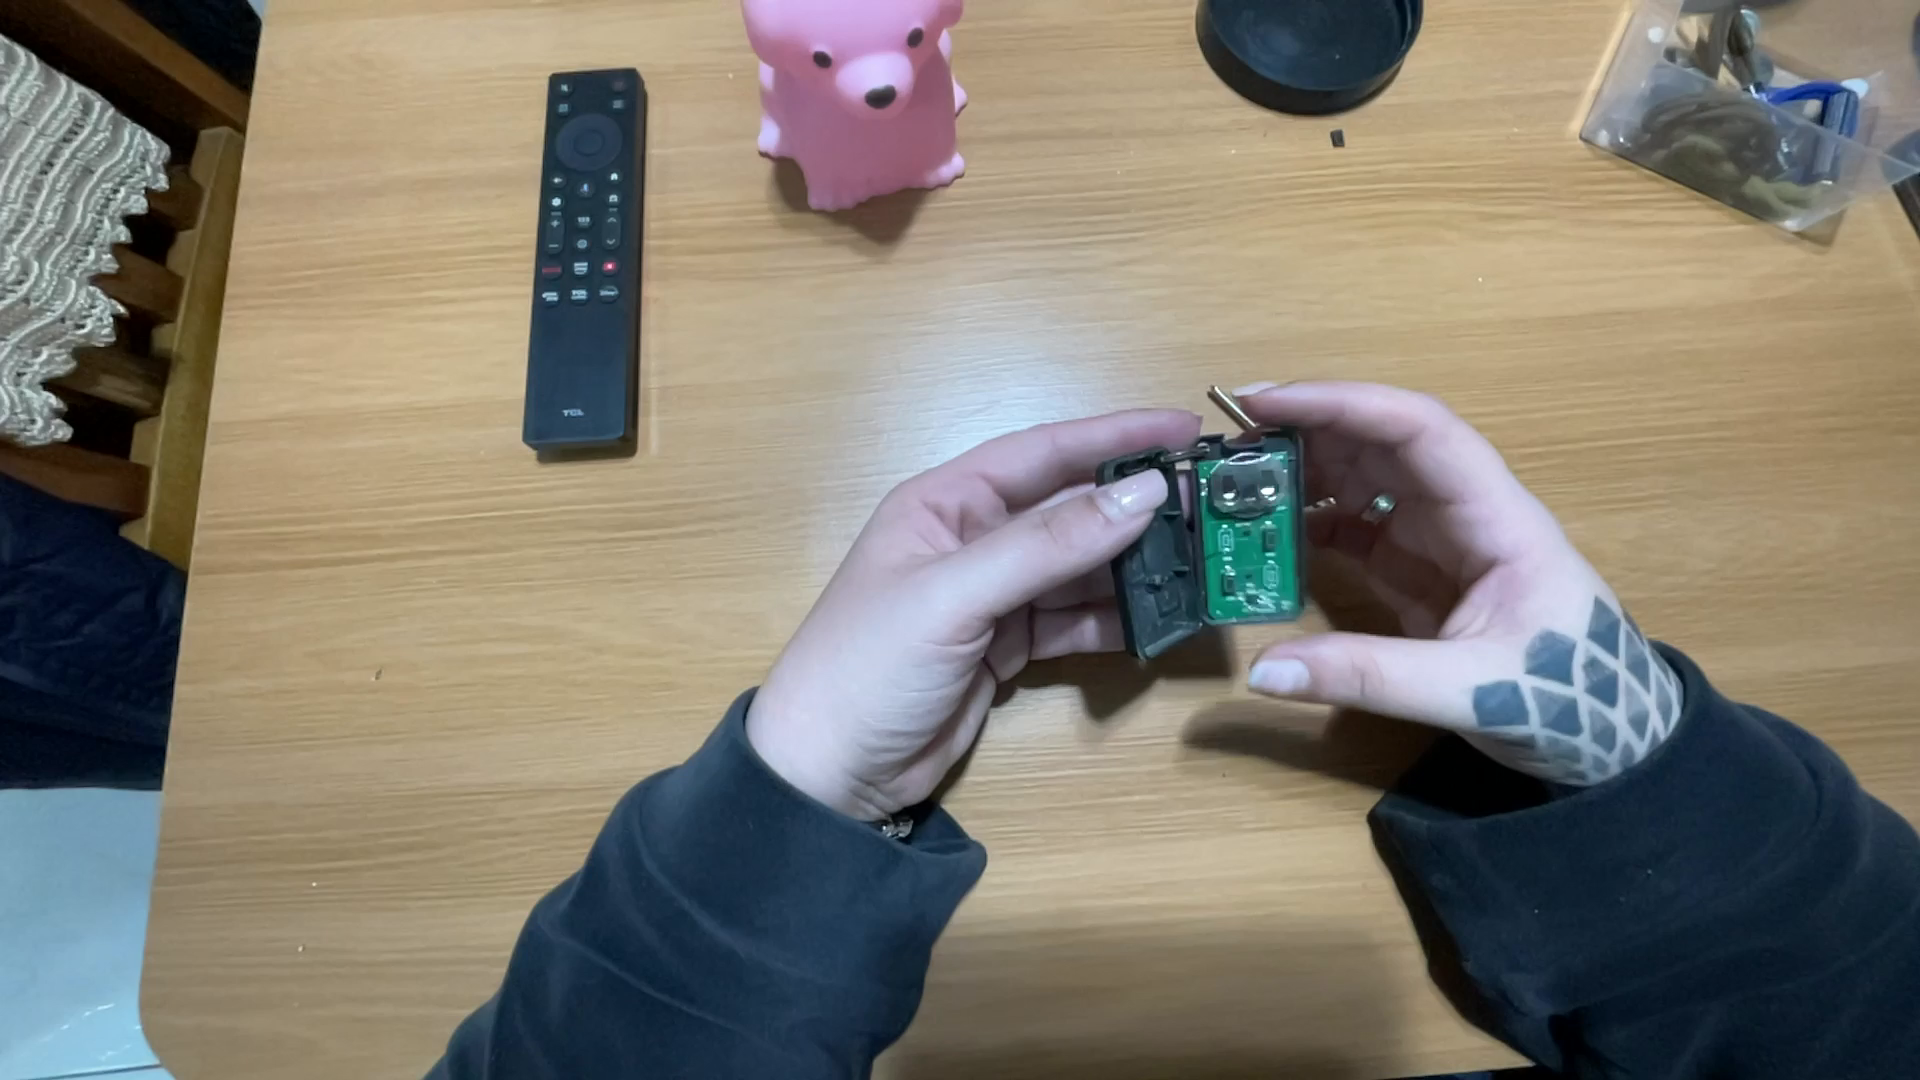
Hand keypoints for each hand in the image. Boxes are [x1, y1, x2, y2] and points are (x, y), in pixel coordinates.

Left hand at [746, 410, 1202, 819]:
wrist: (828, 774)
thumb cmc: (870, 665)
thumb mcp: (953, 597)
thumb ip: (1047, 545)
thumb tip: (1144, 494)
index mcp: (944, 503)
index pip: (1041, 452)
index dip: (1113, 436)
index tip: (1185, 431)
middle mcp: (971, 539)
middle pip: (1067, 510)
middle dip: (1134, 508)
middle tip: (1211, 507)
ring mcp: (991, 595)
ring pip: (1076, 568)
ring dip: (1132, 567)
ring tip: (1200, 564)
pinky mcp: (1006, 646)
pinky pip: (1071, 621)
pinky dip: (1112, 620)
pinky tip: (1157, 621)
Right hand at [1235, 382, 1681, 785]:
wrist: (1606, 739)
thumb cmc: (1566, 700)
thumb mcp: (1470, 691)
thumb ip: (1367, 677)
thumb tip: (1261, 671)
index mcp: (1493, 515)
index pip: (1417, 428)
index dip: (1341, 405)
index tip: (1264, 405)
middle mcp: (1457, 508)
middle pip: (1378, 440)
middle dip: (1305, 429)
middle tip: (1228, 441)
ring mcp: (1431, 535)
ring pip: (1359, 476)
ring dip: (1299, 470)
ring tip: (1234, 483)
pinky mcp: (1408, 565)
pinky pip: (1348, 522)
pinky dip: (1304, 519)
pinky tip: (1266, 534)